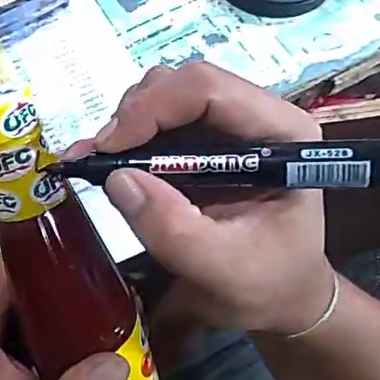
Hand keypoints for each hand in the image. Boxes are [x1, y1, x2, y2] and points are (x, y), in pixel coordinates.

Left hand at [0, 264, 129, 379]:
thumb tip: (120, 361)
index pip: (3, 271)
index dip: (37, 253)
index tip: (77, 245)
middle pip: (18, 282)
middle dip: (57, 275)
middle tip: (101, 271)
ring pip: (28, 303)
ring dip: (61, 298)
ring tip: (102, 291)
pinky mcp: (6, 356)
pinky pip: (33, 324)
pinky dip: (59, 320)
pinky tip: (92, 324)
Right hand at [81, 61, 335, 335]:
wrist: (278, 294)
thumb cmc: (266, 282)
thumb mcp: (221, 267)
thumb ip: (174, 229)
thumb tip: (119, 179)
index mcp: (280, 133)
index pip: (210, 90)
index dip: (153, 108)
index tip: (110, 148)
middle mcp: (255, 116)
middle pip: (183, 85)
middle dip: (134, 114)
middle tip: (99, 158)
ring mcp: (227, 126)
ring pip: (165, 94)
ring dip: (126, 124)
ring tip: (100, 162)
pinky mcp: (202, 141)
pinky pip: (157, 120)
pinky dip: (125, 137)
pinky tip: (103, 161)